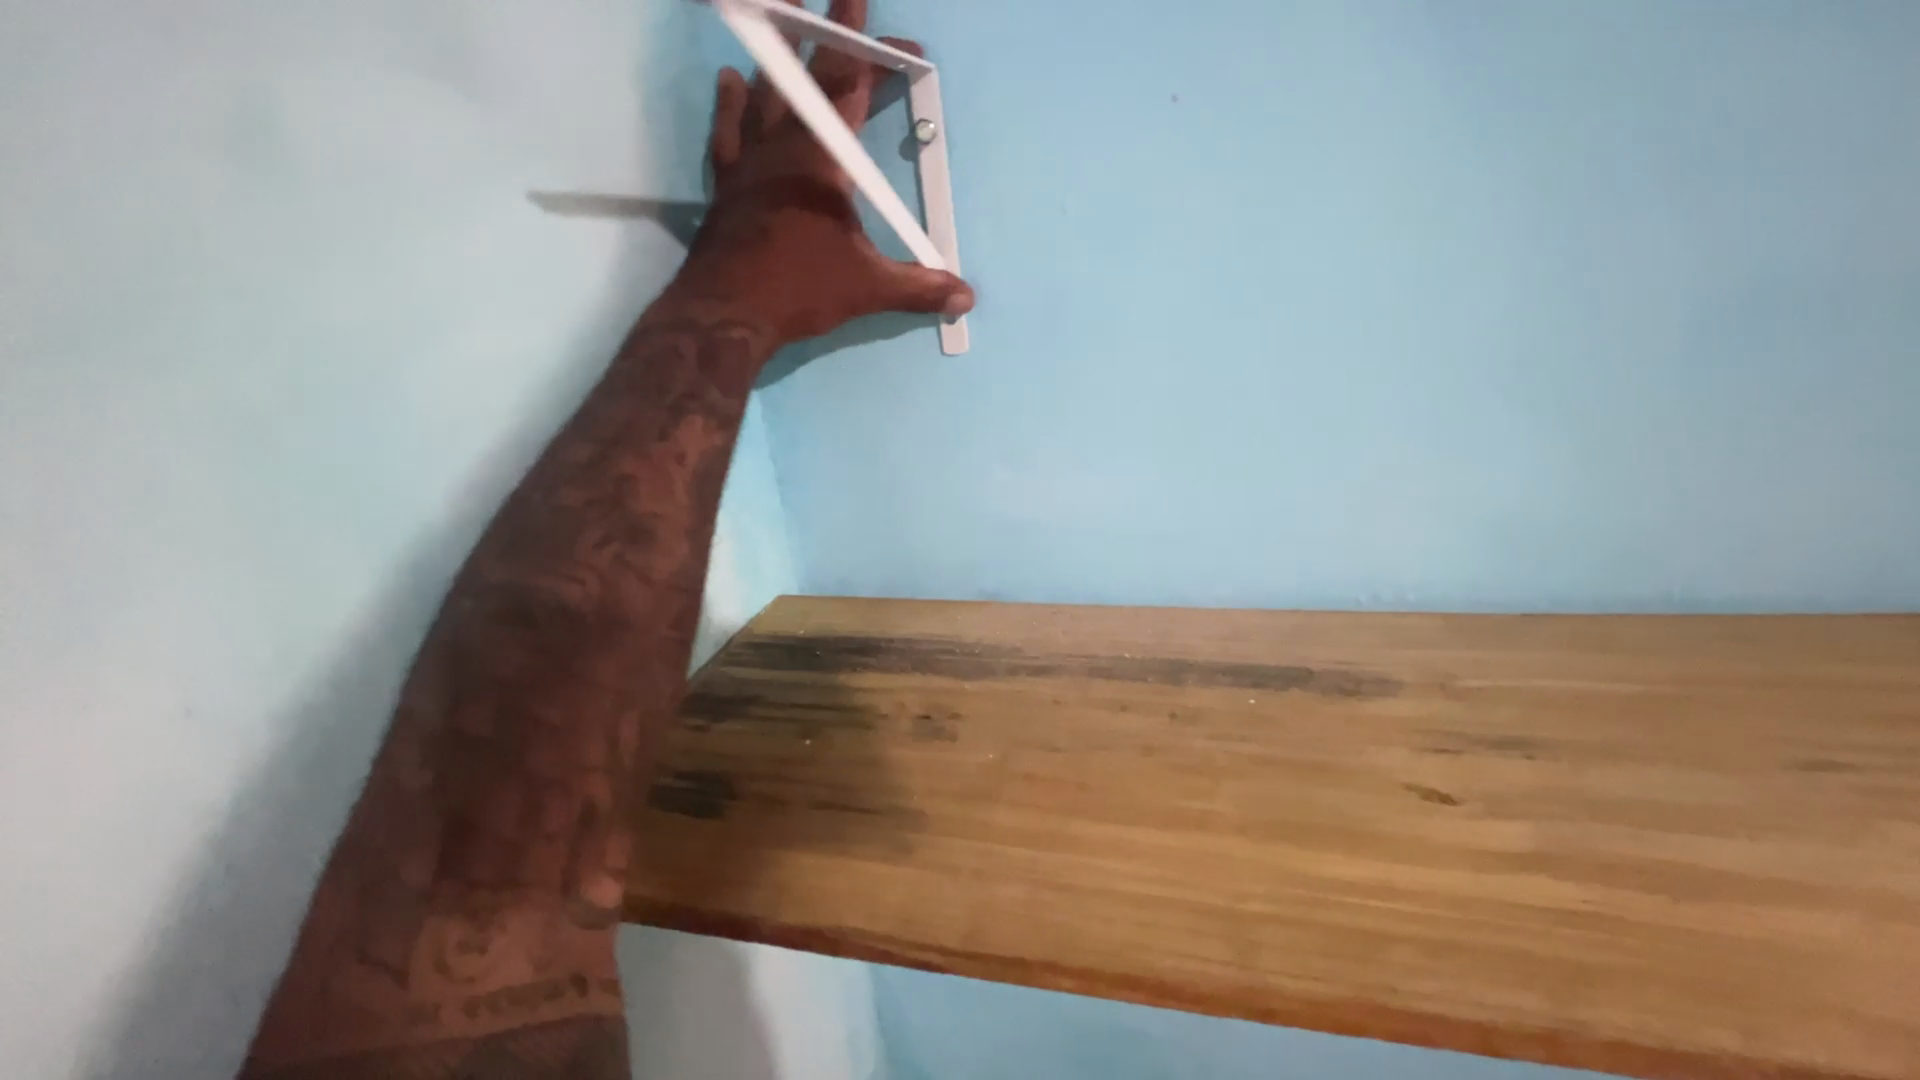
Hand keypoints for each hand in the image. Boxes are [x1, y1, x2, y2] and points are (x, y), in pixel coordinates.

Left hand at [674, 0, 974, 344]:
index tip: (905, 44)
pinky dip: (730, 104)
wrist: (725, 313)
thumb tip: (967, 296)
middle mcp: (781, 147)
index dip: (875, 59)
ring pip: (762, 92)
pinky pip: (727, 131)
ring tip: (784, 20)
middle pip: (807, 76)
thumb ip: (918, 287)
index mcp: (821, 160)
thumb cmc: (798, 290)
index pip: (851, 91)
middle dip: (829, 33)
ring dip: (778, 56)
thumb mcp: (868, 288)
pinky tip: (728, 82)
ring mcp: (748, 164)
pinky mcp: (726, 186)